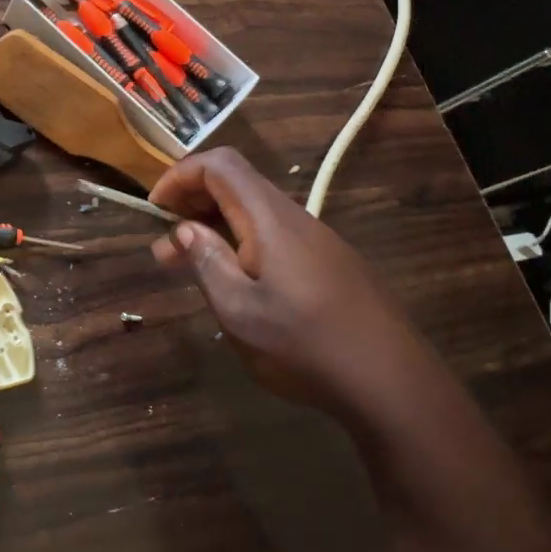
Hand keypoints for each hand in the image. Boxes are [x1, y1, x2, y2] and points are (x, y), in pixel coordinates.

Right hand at [149, 148, 430, 419]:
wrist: (395, 386)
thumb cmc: (305, 346)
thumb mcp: (238, 310)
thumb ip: (207, 262)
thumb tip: (184, 229)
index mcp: (270, 220)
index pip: (219, 165)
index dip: (180, 176)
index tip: (155, 211)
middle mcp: (296, 219)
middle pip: (237, 183)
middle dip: (193, 203)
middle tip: (165, 247)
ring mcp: (319, 242)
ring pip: (256, 213)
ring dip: (216, 228)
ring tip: (192, 268)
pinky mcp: (332, 266)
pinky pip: (276, 237)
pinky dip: (243, 244)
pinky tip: (238, 285)